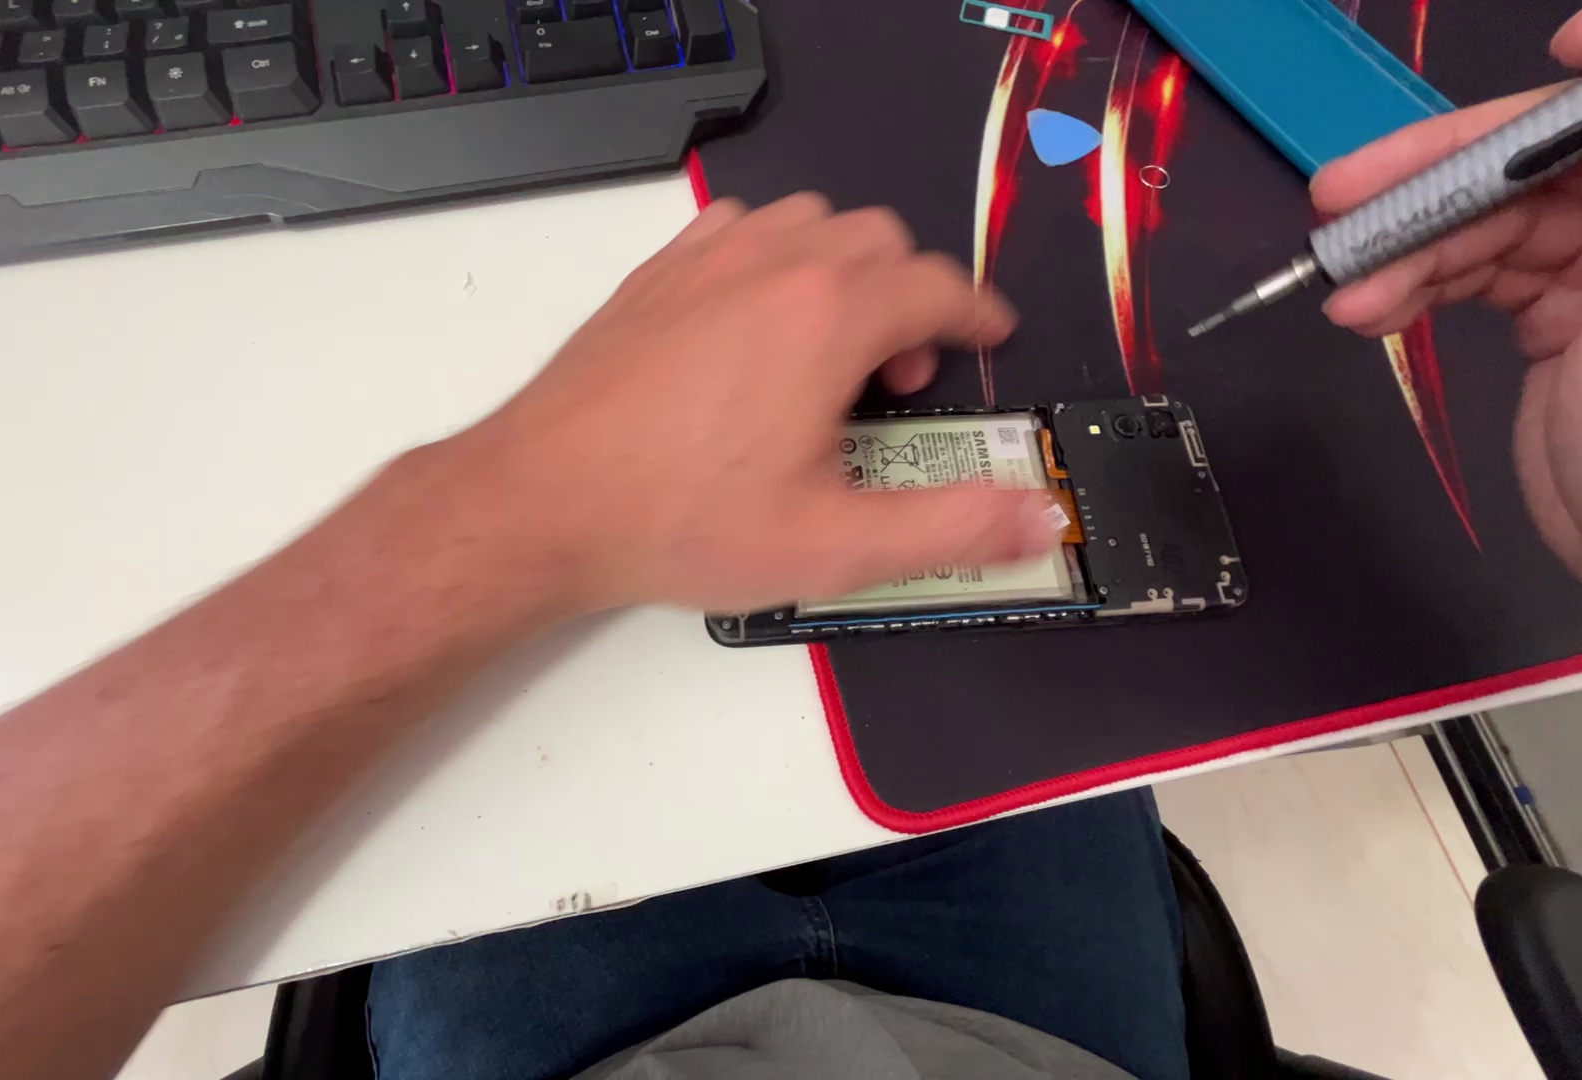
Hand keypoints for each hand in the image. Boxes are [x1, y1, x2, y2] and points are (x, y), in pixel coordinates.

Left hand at [457, 193, 1056, 612]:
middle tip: (899, 372)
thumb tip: (1035, 517)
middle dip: (911, 298)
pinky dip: (775, 260)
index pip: (936, 286)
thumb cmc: (678, 520)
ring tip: (833, 347)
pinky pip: (737, 233)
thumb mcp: (834, 544)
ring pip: (809, 225)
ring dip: (846, 272)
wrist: (545, 504)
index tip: (987, 334)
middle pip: (879, 242)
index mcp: (826, 318)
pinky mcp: (654, 280)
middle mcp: (768, 268)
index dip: (976, 313)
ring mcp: (703, 264)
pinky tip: (759, 322)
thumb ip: (950, 528)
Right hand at [1310, 0, 1581, 621]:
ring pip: (1503, 213)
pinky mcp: (1568, 306)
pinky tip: (1369, 308)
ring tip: (1344, 284)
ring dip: (1410, 245)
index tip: (1560, 50)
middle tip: (1346, 192)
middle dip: (1452, 170)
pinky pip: (1479, 270)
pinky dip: (1416, 284)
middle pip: (1568, 144)